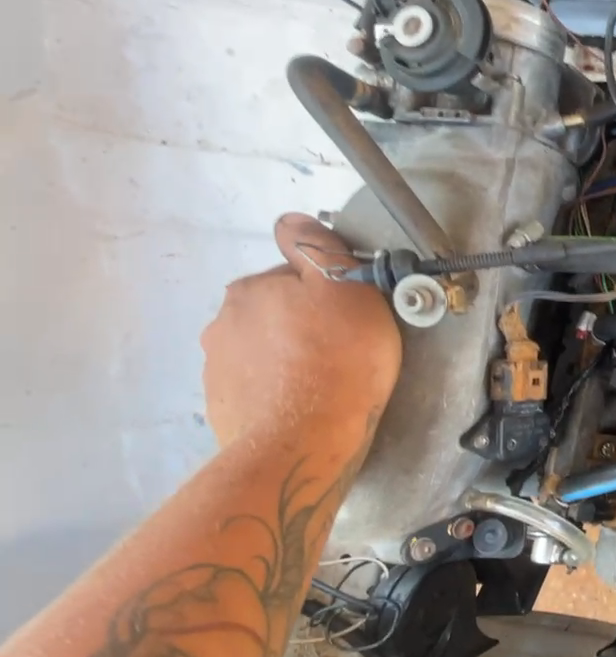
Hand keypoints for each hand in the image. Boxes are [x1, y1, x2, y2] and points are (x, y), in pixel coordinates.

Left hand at [201, 214, 401, 445]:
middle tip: (349, 346)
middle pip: (278, 311)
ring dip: (294, 354)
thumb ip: (320, 249)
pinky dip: (283, 384)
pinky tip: (309, 399)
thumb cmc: (339, 359)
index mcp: (253, 289)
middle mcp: (225, 320)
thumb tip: (292, 219)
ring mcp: (219, 364)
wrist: (303, 438)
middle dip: (307, 322)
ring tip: (332, 377)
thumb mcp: (348, 289)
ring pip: (267, 347)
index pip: (296, 275)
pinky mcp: (225, 402)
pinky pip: (261, 382)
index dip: (330, 289)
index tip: (355, 312)